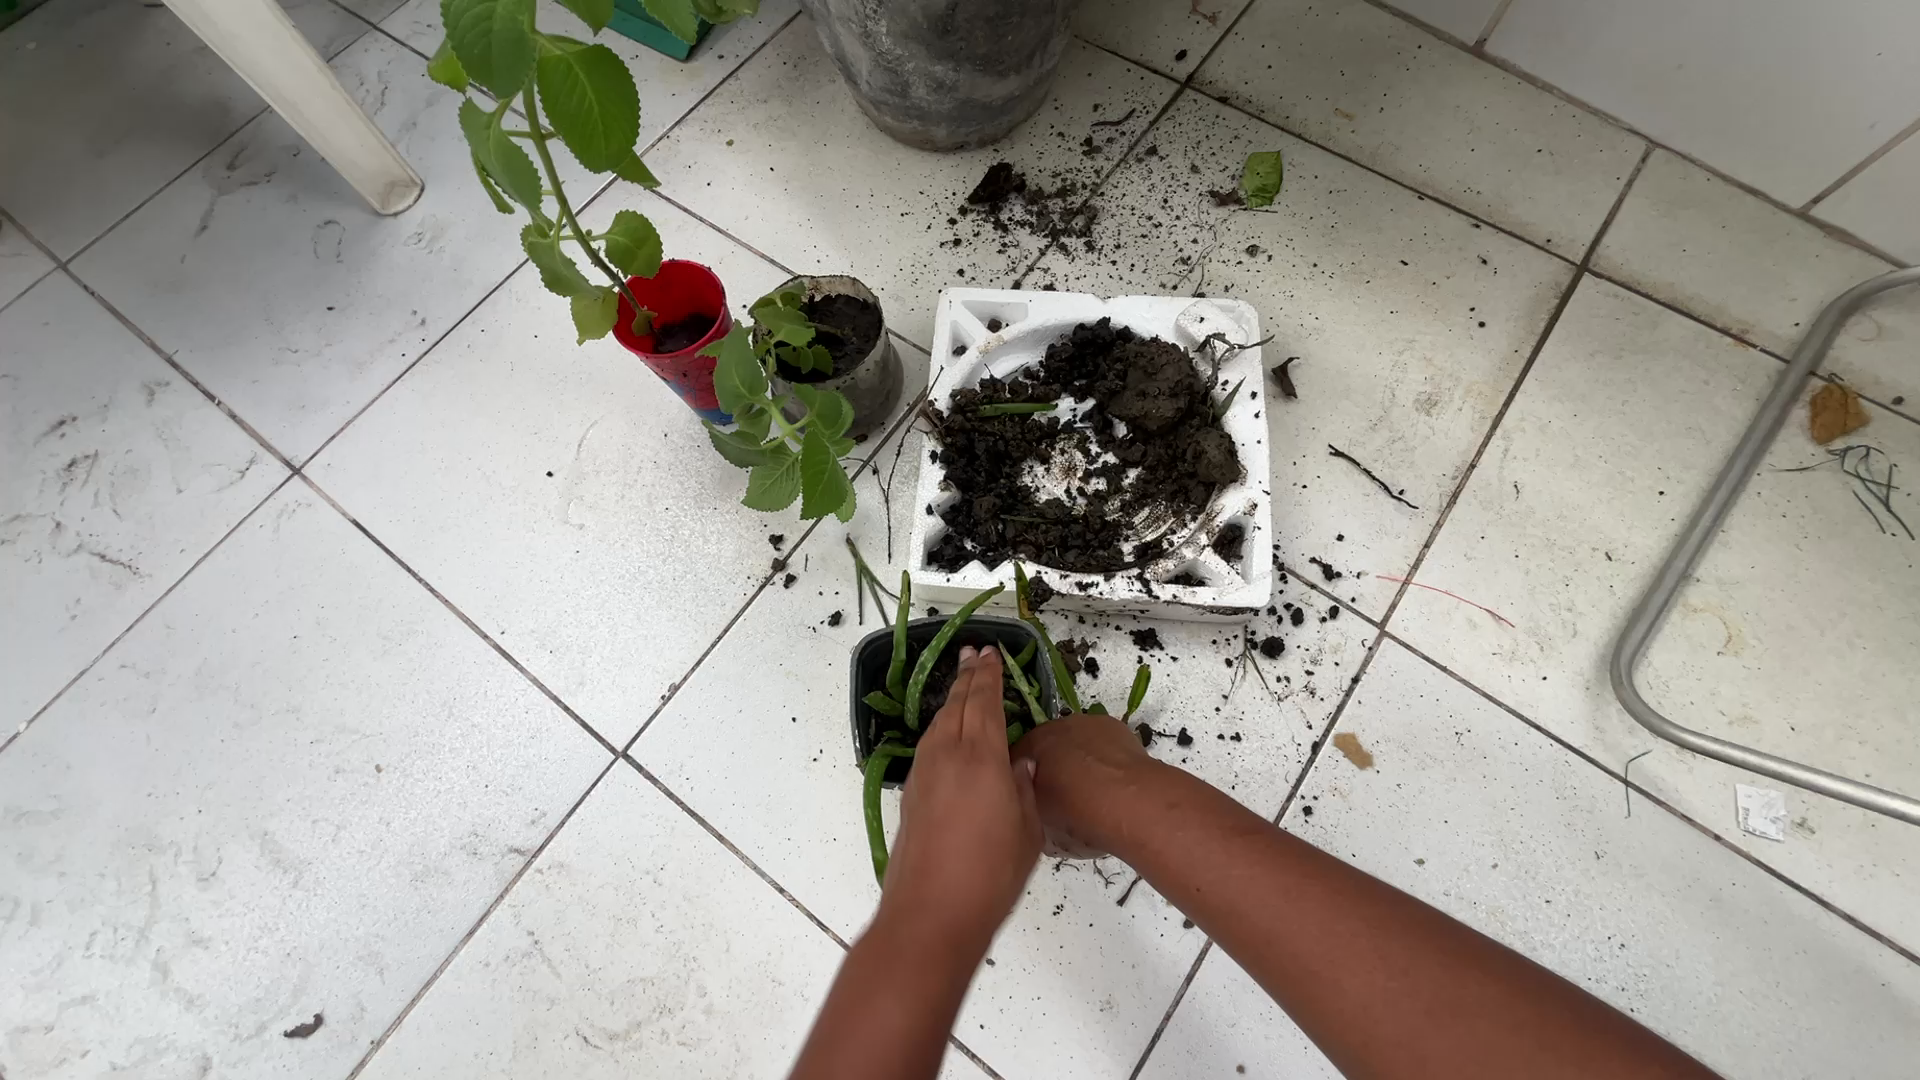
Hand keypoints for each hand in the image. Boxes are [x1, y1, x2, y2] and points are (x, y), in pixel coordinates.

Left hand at [878, 646, 1041, 948]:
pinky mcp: (911, 794)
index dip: (988, 674)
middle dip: (967, 677)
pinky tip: (949, 734)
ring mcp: (924, 773)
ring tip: (963, 686)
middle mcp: (946, 754)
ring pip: (939, 722)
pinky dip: (942, 727)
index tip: (990, 653)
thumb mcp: (1026, 830)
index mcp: (980, 755)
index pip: (983, 700)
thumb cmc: (990, 873)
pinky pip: (929, 745)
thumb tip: (1021, 764)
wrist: (930, 913)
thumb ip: (1024, 789)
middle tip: (974, 654)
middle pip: (957, 704)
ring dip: (952, 700)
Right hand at [1012, 711, 1162, 859]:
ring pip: (1074, 741)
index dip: (1022, 781)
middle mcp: (1054, 727)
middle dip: (1050, 766)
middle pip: (1046, 746)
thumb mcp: (1040, 819)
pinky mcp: (1113, 726)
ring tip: (1089, 789)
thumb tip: (1029, 800)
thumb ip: (1028, 802)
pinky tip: (1110, 777)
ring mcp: (1085, 723)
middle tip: (1060, 796)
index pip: (1016, 759)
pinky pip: (1099, 740)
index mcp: (1030, 747)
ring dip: (1077, 759)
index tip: (1030, 799)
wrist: (1129, 802)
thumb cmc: (1078, 813)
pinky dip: (1100, 754)